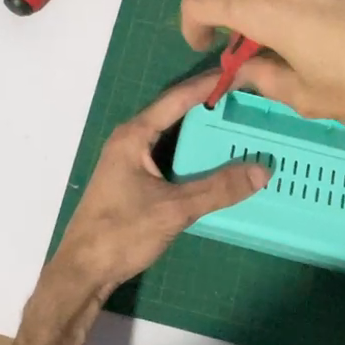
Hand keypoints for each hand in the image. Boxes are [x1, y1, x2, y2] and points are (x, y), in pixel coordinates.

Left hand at [46, 73, 270, 302]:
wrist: (83, 271)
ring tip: (237, 126)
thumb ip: (218, 189)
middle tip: (246, 98)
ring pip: (172, 137)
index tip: (239, 72)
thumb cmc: (121, 234)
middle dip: (208, 106)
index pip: (176, 99)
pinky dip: (192, 156)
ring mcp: (130, 161)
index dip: (207, 84)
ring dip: (201, 133)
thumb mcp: (174, 210)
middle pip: (174, 114)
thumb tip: (262, 170)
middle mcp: (130, 141)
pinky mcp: (132, 181)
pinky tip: (214, 164)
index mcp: (134, 136)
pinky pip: (169, 157)